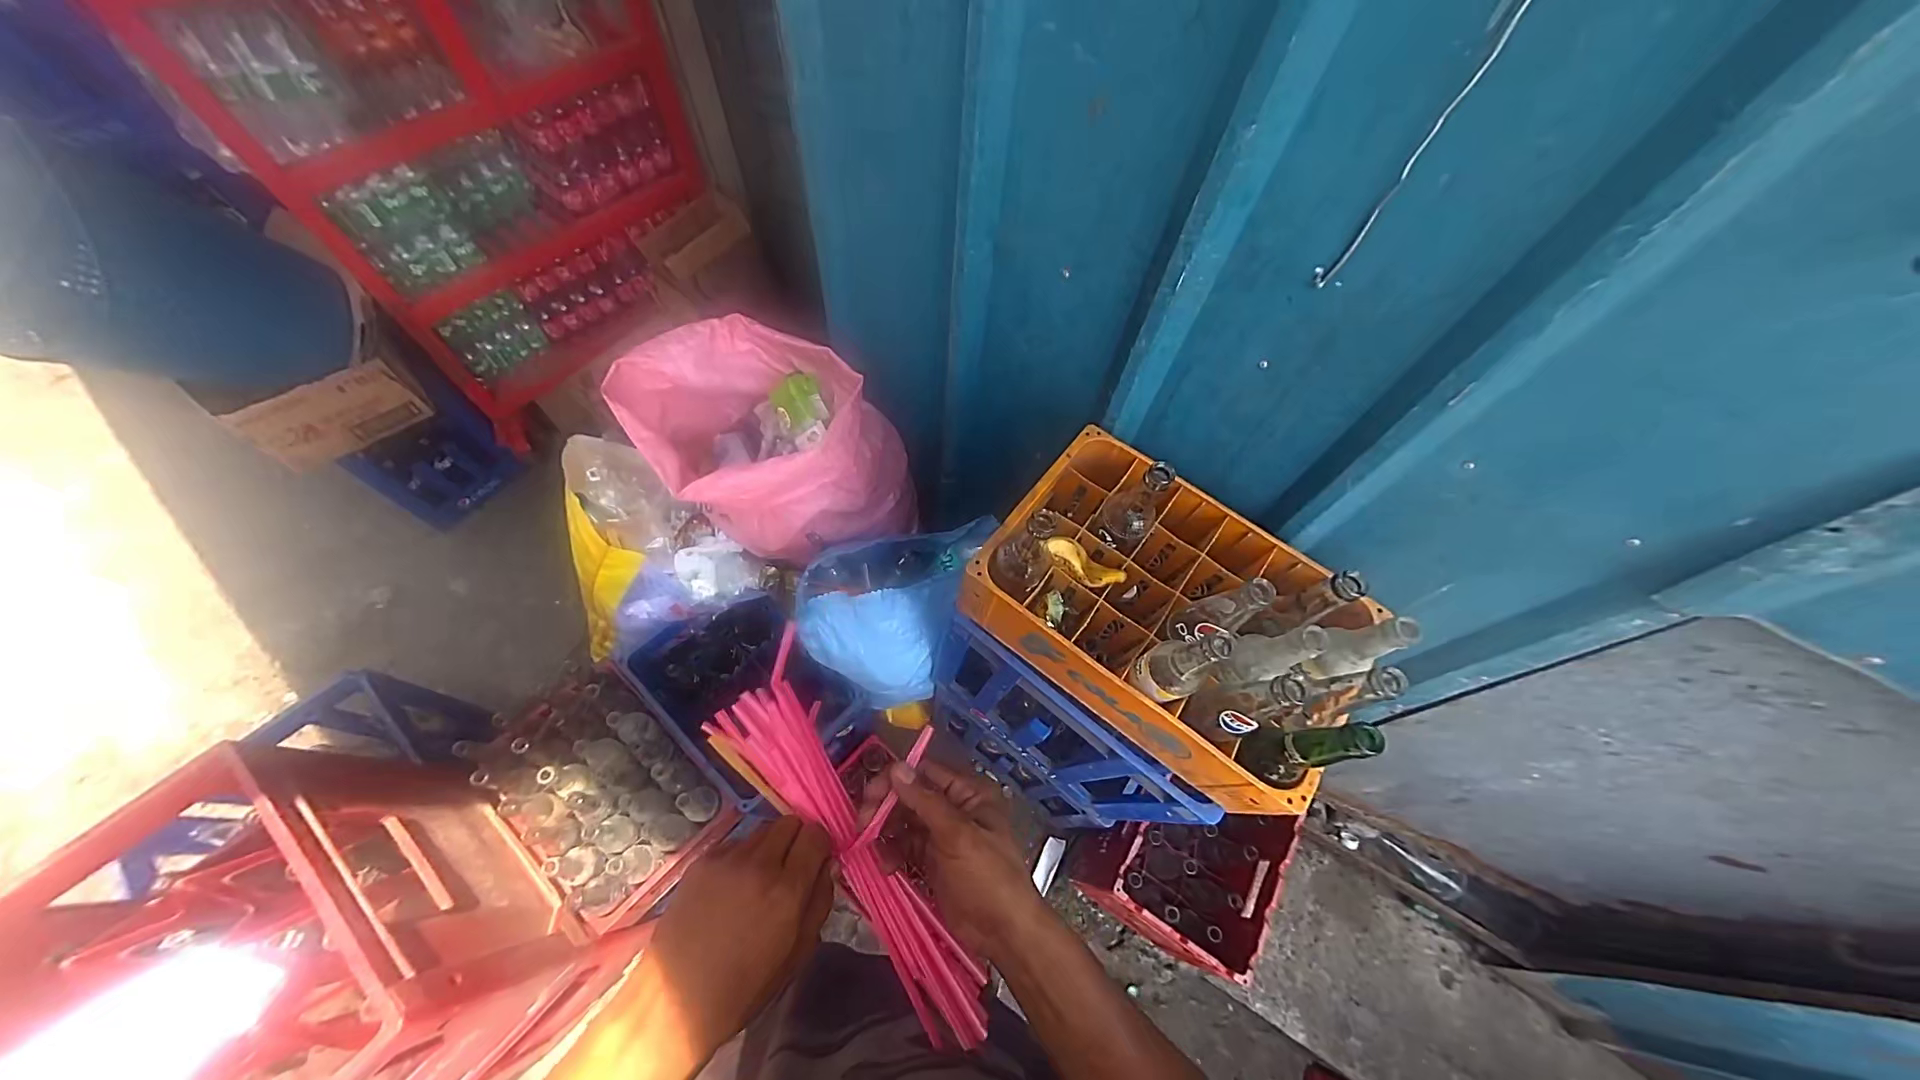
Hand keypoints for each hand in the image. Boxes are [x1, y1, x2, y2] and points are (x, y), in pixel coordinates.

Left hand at [642, 817, 834, 1055]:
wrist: (677, 1001)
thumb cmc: (745, 986)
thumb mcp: (798, 952)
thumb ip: (820, 901)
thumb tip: (827, 866)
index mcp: (787, 890)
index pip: (816, 834)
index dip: (819, 846)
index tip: (815, 862)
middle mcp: (759, 864)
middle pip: (791, 822)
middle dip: (796, 840)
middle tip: (789, 867)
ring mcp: (727, 859)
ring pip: (763, 829)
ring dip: (769, 846)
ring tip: (757, 878)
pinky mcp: (701, 861)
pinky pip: (735, 843)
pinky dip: (741, 856)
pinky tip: (730, 887)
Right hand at [865, 759, 1052, 962]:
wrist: (1004, 934)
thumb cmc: (988, 877)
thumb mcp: (958, 835)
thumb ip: (925, 801)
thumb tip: (896, 769)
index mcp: (968, 795)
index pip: (926, 773)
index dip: (897, 779)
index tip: (870, 794)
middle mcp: (954, 810)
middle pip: (910, 798)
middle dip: (885, 808)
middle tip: (864, 824)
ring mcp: (942, 838)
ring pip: (904, 824)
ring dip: (885, 833)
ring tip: (873, 849)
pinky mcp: (931, 863)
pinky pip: (905, 849)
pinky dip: (892, 854)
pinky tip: (886, 866)